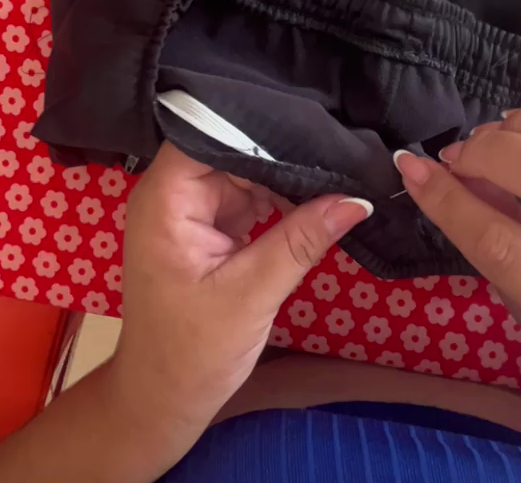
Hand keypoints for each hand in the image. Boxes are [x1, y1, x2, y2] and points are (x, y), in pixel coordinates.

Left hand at [108, 143, 371, 429]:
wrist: (163, 401)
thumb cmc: (191, 353)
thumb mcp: (251, 295)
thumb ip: (301, 240)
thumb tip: (357, 198)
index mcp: (165, 198)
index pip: (206, 132)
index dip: (253, 124)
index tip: (307, 119)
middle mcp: (172, 192)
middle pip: (228, 147)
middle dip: (278, 150)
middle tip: (334, 141)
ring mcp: (190, 207)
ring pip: (243, 170)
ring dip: (283, 175)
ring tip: (334, 163)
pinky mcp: (208, 224)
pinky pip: (247, 195)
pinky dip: (277, 198)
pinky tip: (315, 194)